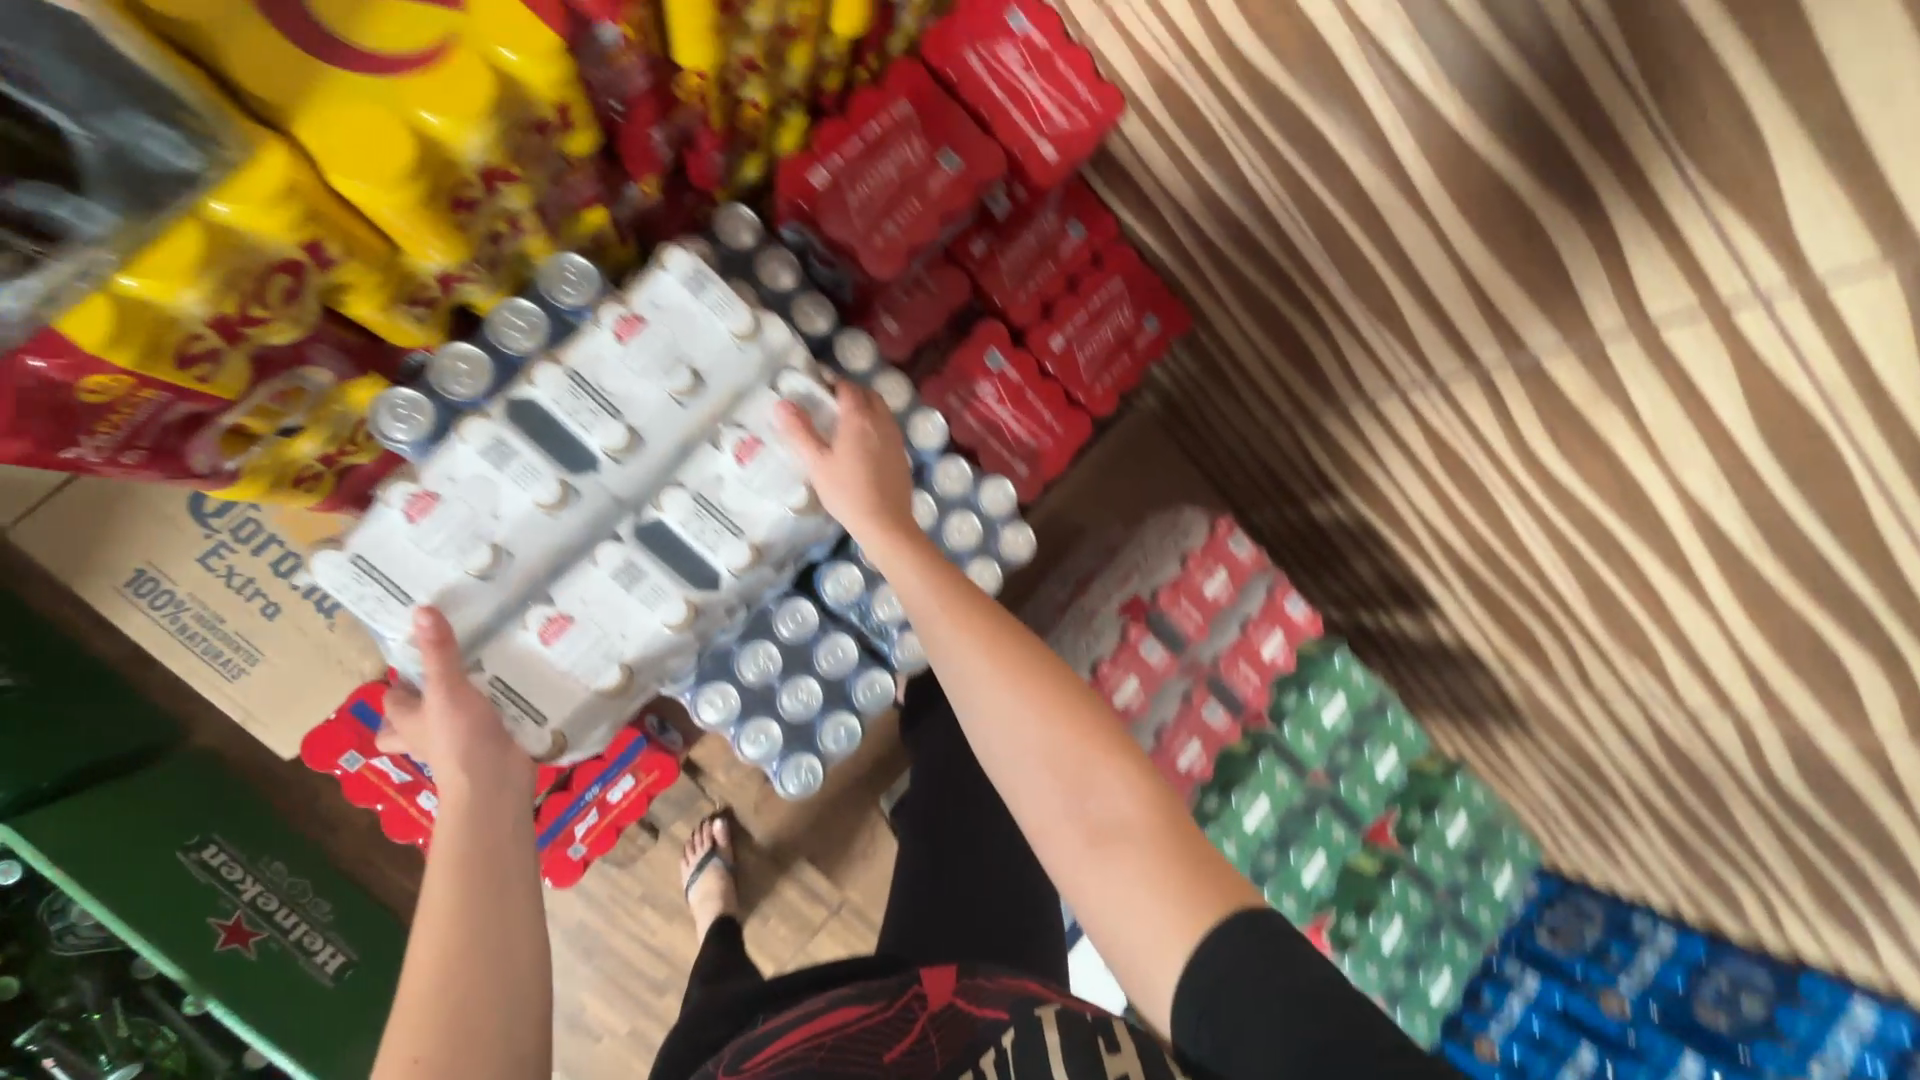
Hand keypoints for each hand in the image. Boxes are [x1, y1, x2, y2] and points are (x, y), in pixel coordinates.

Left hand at [379, 607, 536, 802]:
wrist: (495, 780)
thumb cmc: (460, 736)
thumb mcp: (447, 688)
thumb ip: (439, 651)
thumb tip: (421, 609)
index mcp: (404, 721)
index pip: (391, 698)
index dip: (401, 680)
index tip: (425, 655)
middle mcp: (424, 734)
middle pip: (407, 720)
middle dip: (419, 704)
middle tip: (447, 676)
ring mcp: (454, 743)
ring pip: (445, 724)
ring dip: (457, 708)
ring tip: (483, 679)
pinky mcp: (484, 746)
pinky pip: (481, 727)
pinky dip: (490, 716)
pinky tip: (509, 697)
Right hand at [772, 380, 920, 547]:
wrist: (885, 522)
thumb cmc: (846, 492)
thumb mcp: (816, 463)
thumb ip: (799, 431)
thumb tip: (782, 404)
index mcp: (859, 418)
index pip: (847, 387)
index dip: (832, 383)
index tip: (818, 388)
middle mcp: (881, 421)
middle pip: (868, 394)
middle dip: (851, 392)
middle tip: (831, 403)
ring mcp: (895, 437)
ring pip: (882, 410)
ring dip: (865, 407)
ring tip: (845, 422)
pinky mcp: (902, 454)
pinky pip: (888, 427)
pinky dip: (875, 424)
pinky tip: (863, 444)